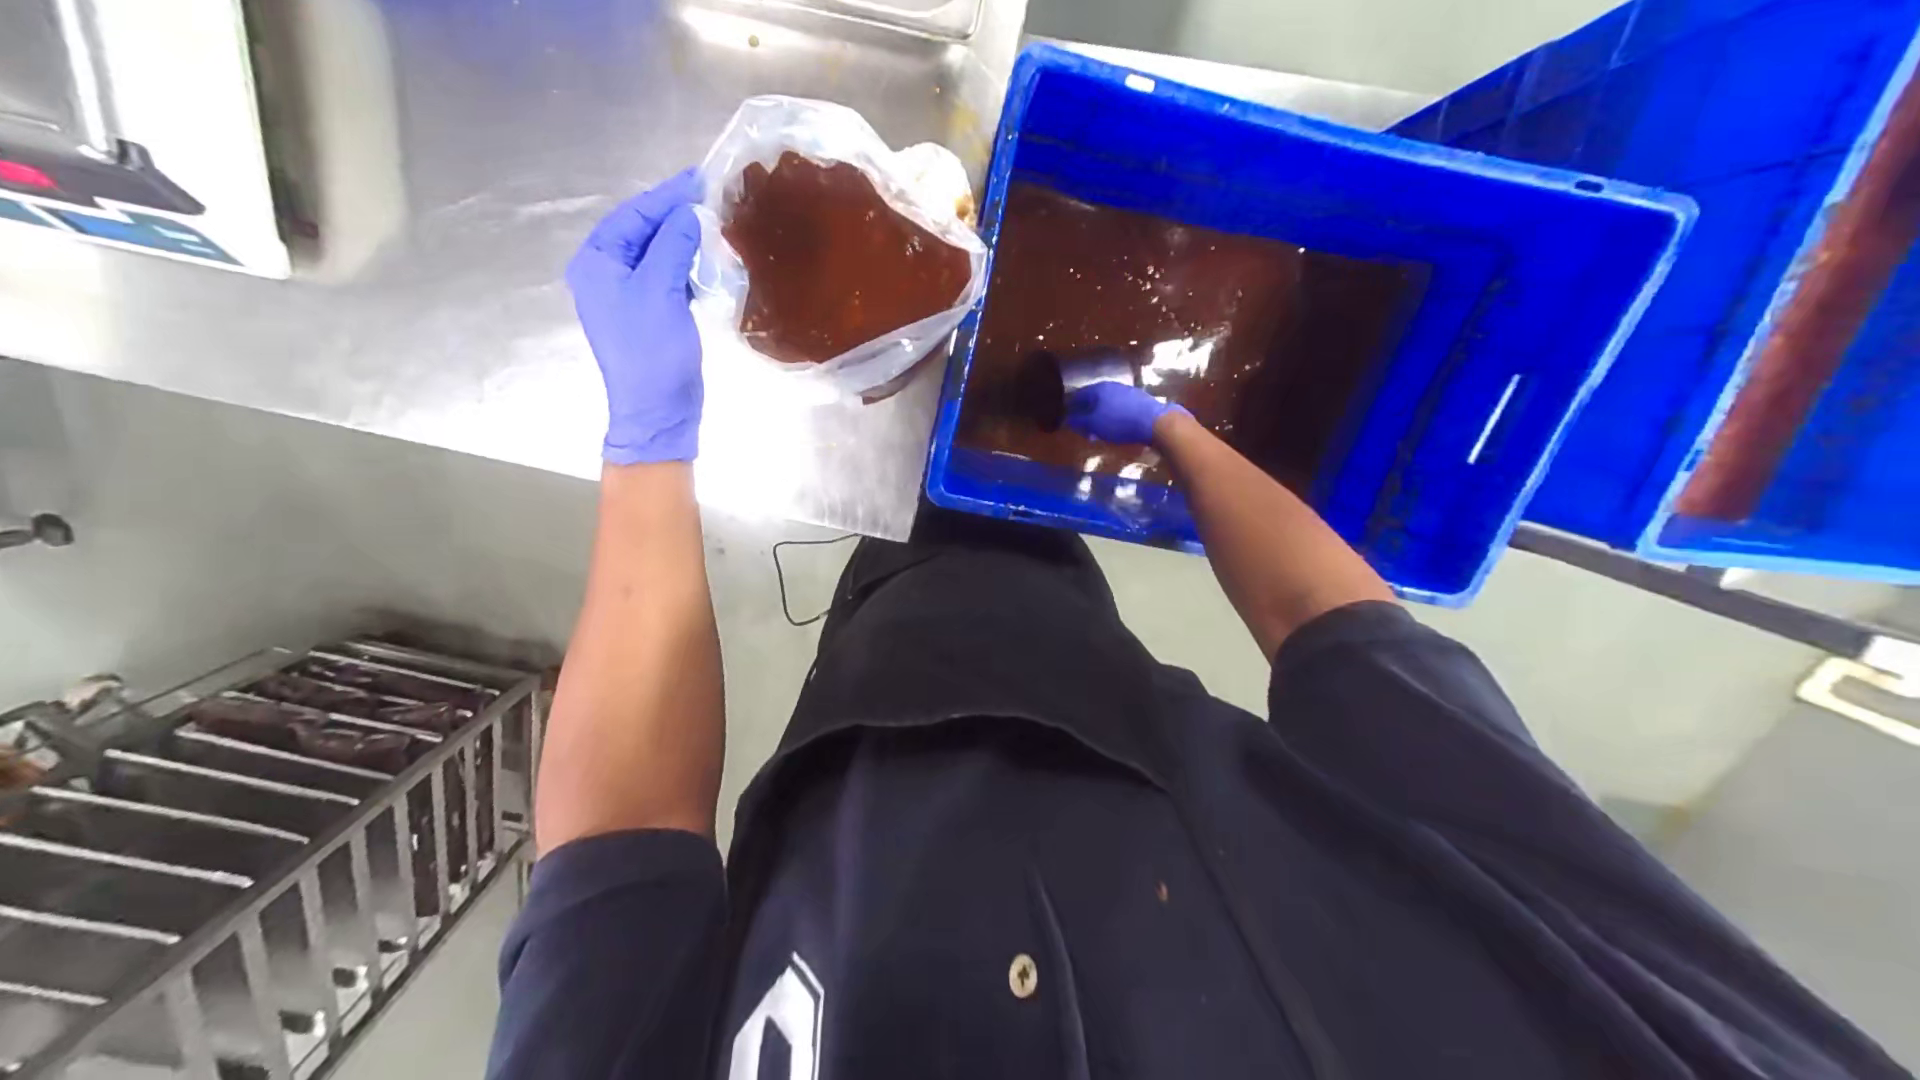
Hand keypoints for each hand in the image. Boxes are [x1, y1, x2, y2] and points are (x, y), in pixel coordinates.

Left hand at [567, 168, 705, 464]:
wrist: (658, 409)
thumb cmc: (653, 351)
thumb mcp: (661, 290)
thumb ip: (673, 245)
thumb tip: (690, 212)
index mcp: (596, 263)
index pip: (633, 216)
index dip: (667, 196)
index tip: (699, 178)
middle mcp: (607, 274)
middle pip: (643, 232)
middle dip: (677, 217)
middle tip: (712, 199)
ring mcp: (629, 296)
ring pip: (658, 255)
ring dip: (686, 242)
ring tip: (715, 227)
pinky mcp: (652, 315)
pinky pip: (668, 279)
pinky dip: (688, 268)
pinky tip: (709, 263)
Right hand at [1064, 381, 1188, 445]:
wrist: (1155, 422)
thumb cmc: (1118, 422)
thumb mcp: (1094, 424)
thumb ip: (1079, 421)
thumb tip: (1068, 419)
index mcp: (1098, 388)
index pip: (1078, 396)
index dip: (1071, 408)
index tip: (1068, 420)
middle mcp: (1111, 386)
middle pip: (1093, 399)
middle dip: (1086, 413)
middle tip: (1082, 428)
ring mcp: (1127, 392)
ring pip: (1106, 404)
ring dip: (1100, 416)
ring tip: (1098, 431)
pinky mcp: (1138, 400)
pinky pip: (1119, 408)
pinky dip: (1112, 417)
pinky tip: (1114, 428)